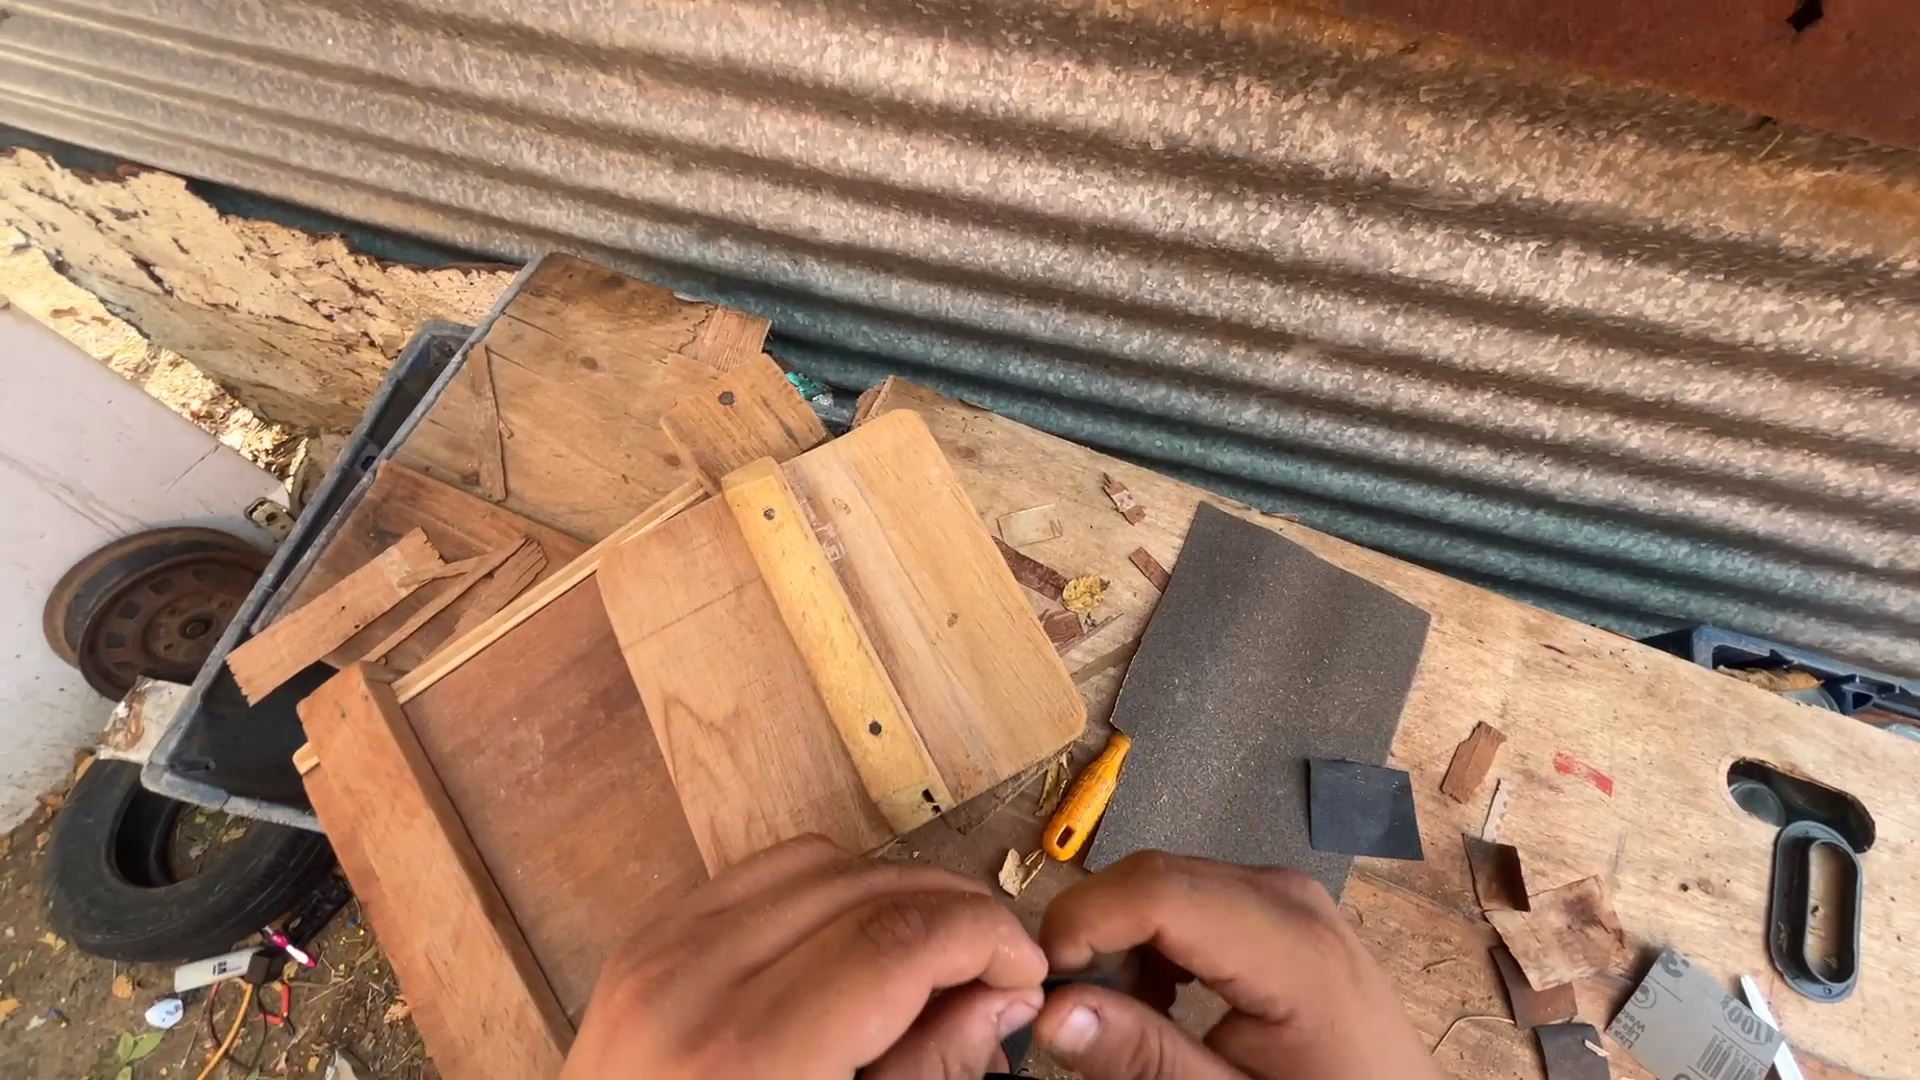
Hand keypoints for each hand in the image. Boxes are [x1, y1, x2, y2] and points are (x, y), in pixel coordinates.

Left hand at [559, 835, 1047, 1079]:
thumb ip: (932, 1073)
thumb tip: (1006, 993)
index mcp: (745, 1058)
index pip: (897, 939)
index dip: (982, 935)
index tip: (1025, 964)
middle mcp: (695, 977)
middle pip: (865, 887)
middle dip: (951, 906)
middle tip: (993, 955)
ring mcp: (662, 944)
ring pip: (822, 860)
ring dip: (894, 887)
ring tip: (931, 941)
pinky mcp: (652, 935)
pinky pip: (769, 870)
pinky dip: (833, 883)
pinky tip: (857, 929)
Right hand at [1033, 852, 1440, 1079]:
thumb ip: (1147, 1060)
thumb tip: (1049, 1013)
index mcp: (1291, 947)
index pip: (1159, 891)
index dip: (1086, 920)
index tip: (1045, 983)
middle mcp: (1283, 893)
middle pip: (1154, 877)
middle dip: (1095, 931)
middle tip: (1072, 1009)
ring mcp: (1281, 891)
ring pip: (1162, 882)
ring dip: (1120, 938)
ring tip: (1122, 1015)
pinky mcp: (1274, 902)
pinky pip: (1188, 896)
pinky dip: (1152, 938)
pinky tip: (1160, 998)